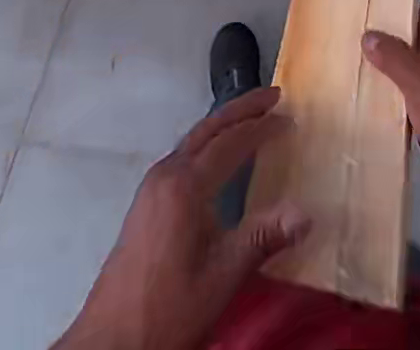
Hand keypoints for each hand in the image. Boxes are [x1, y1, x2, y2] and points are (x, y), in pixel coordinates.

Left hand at [54, 87, 311, 349]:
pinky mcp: (148, 200)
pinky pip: (184, 155)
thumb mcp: (221, 278)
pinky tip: (220, 156)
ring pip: (194, 140)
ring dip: (224, 124)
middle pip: (207, 128)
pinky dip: (209, 143)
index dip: (261, 128)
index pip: (229, 143)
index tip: (289, 116)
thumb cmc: (169, 307)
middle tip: (273, 94)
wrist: (112, 338)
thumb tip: (306, 211)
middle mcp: (166, 174)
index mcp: (184, 185)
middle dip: (240, 108)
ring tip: (253, 117)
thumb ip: (261, 239)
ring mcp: (152, 186)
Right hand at [362, 3, 419, 195]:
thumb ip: (391, 54)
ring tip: (352, 56)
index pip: (413, 7)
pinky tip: (367, 83)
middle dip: (381, 34)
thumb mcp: (417, 79)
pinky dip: (390, 79)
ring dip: (383, 59)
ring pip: (404, 57)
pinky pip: (406, 78)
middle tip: (349, 33)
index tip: (361, 8)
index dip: (388, 5)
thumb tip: (368, 36)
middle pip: (407, 31)